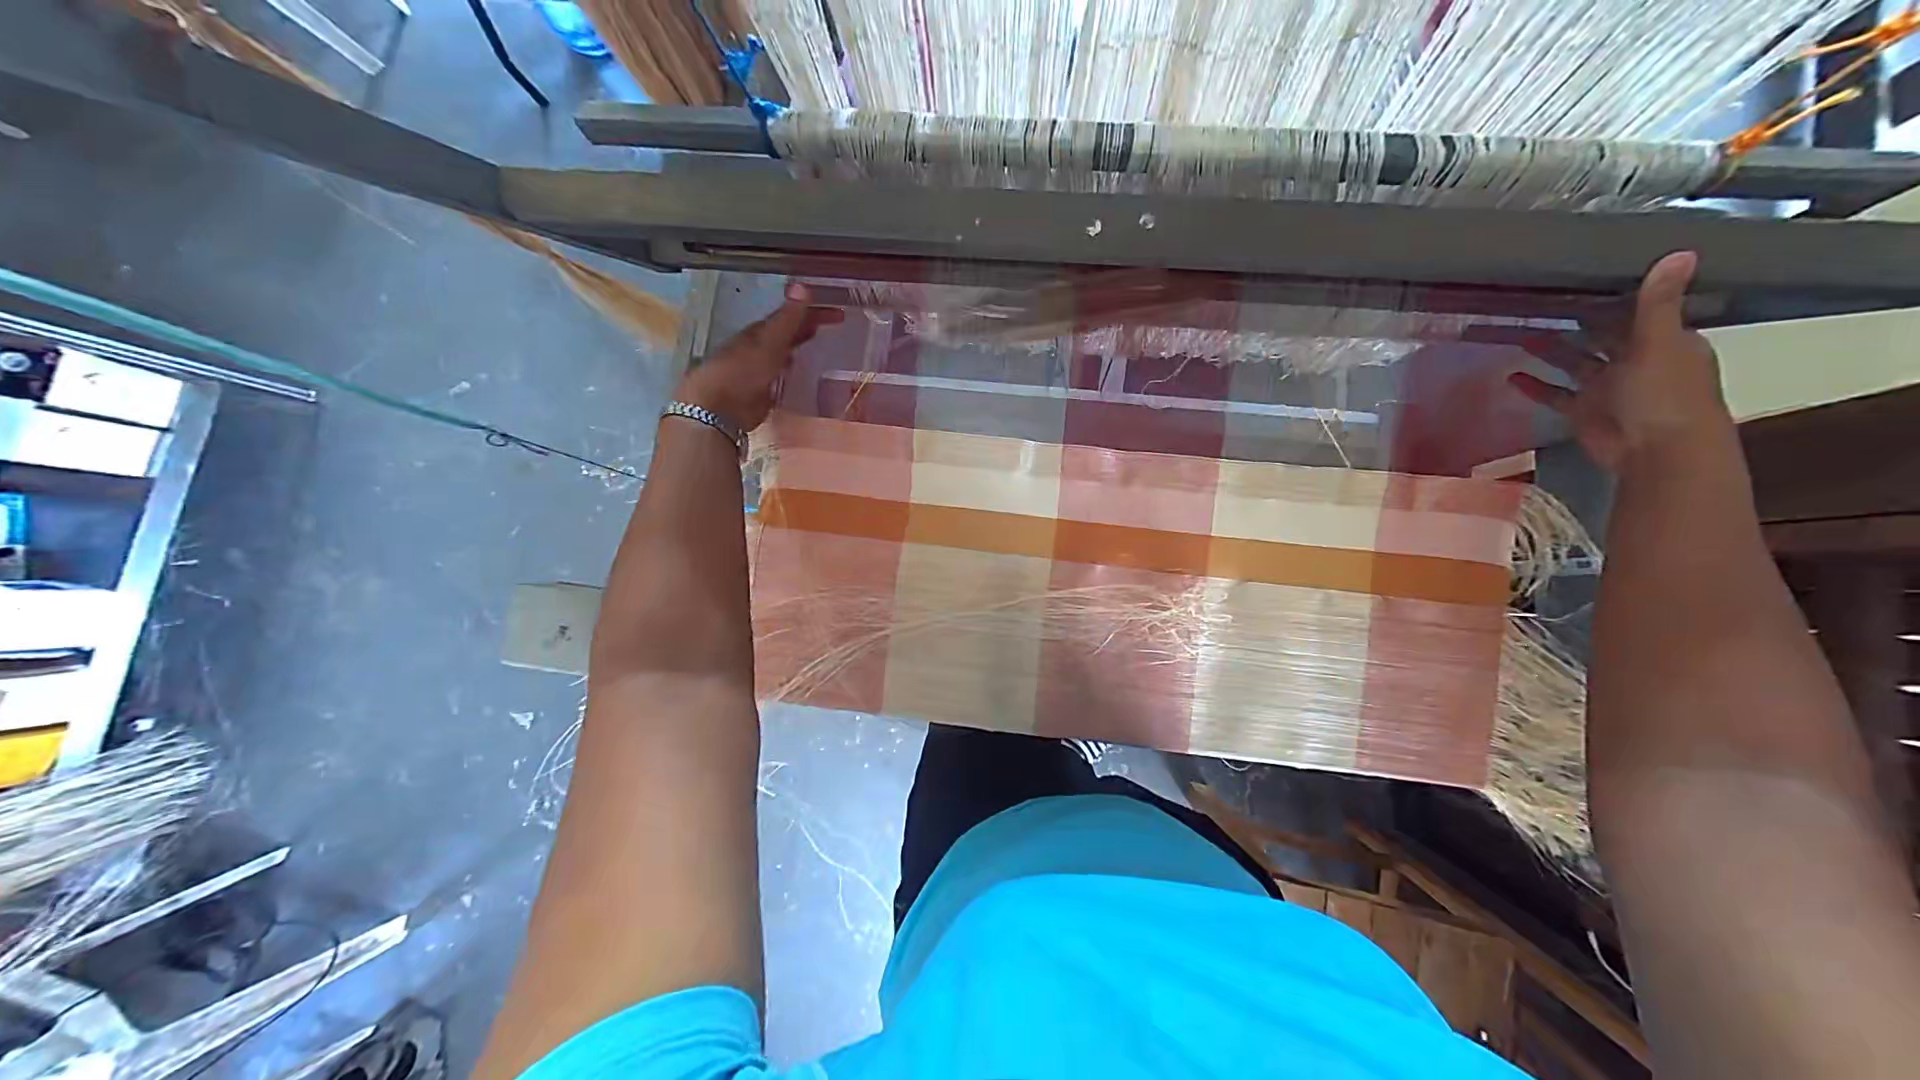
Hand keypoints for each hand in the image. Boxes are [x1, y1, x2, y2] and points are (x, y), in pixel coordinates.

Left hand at [674, 283, 842, 430]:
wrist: (720, 407)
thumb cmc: (743, 370)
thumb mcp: (770, 341)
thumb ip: (788, 318)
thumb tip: (803, 285)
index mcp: (762, 332)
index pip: (792, 316)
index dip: (815, 312)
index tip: (839, 313)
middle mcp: (761, 347)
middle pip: (788, 333)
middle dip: (809, 327)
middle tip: (835, 326)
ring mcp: (761, 370)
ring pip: (785, 354)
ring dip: (801, 349)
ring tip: (821, 347)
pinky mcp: (763, 392)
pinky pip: (783, 377)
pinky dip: (794, 373)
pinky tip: (803, 376)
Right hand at [1510, 251, 1733, 472]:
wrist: (1656, 451)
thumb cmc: (1665, 394)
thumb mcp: (1659, 343)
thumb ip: (1658, 303)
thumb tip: (1680, 252)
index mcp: (1663, 342)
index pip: (1637, 313)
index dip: (1613, 298)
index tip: (1583, 282)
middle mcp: (1636, 362)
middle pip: (1601, 337)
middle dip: (1577, 323)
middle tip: (1542, 303)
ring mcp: (1607, 388)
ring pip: (1574, 364)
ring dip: (1551, 351)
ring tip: (1520, 334)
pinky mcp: (1583, 411)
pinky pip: (1555, 394)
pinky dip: (1536, 386)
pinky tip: (1512, 376)